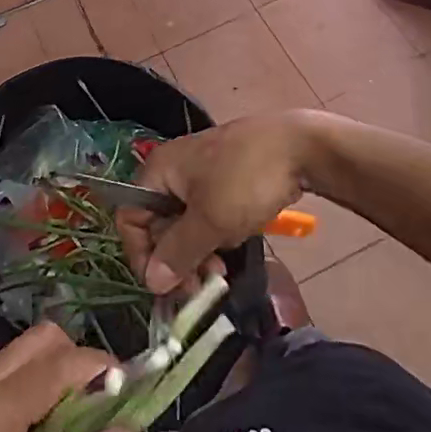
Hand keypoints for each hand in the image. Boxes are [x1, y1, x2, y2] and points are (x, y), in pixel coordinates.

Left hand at [0, 324, 131, 431]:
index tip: (127, 388)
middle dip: (78, 360)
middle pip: (43, 339)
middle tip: (100, 399)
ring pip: (27, 348)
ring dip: (57, 369)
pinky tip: (43, 420)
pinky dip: (36, 380)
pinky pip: (11, 368)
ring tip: (74, 411)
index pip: (59, 362)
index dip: (100, 368)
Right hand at [118, 111, 325, 293]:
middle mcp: (173, 169)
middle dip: (177, 257)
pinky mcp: (225, 179)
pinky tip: (234, 244)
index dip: (142, 254)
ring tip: (221, 272)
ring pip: (186, 222)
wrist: (299, 146)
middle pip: (158, 223)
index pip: (131, 217)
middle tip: (201, 286)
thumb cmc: (246, 179)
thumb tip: (151, 283)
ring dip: (199, 251)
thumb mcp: (210, 221)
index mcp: (159, 170)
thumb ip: (178, 253)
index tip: (166, 285)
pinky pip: (208, 213)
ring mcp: (201, 173)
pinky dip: (215, 234)